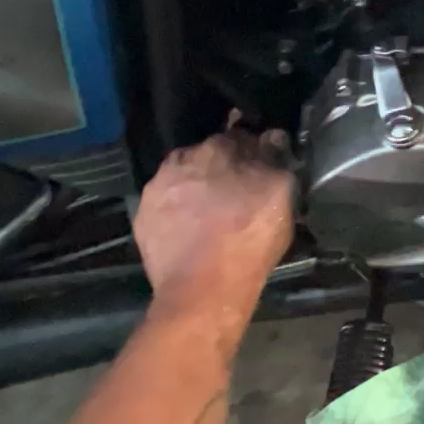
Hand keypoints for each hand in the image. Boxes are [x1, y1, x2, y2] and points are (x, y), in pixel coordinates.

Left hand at [133, 130, 294, 326]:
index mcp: (220, 146)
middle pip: (207, 155)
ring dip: (197, 187)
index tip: (260, 169)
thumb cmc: (251, 237)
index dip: (252, 153)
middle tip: (238, 193)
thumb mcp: (282, 195)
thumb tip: (272, 136)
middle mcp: (182, 158)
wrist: (204, 288)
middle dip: (221, 168)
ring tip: (213, 214)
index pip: (239, 136)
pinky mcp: (142, 216)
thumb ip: (276, 158)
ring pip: (184, 179)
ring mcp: (157, 187)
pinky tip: (191, 230)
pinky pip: (166, 205)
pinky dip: (178, 211)